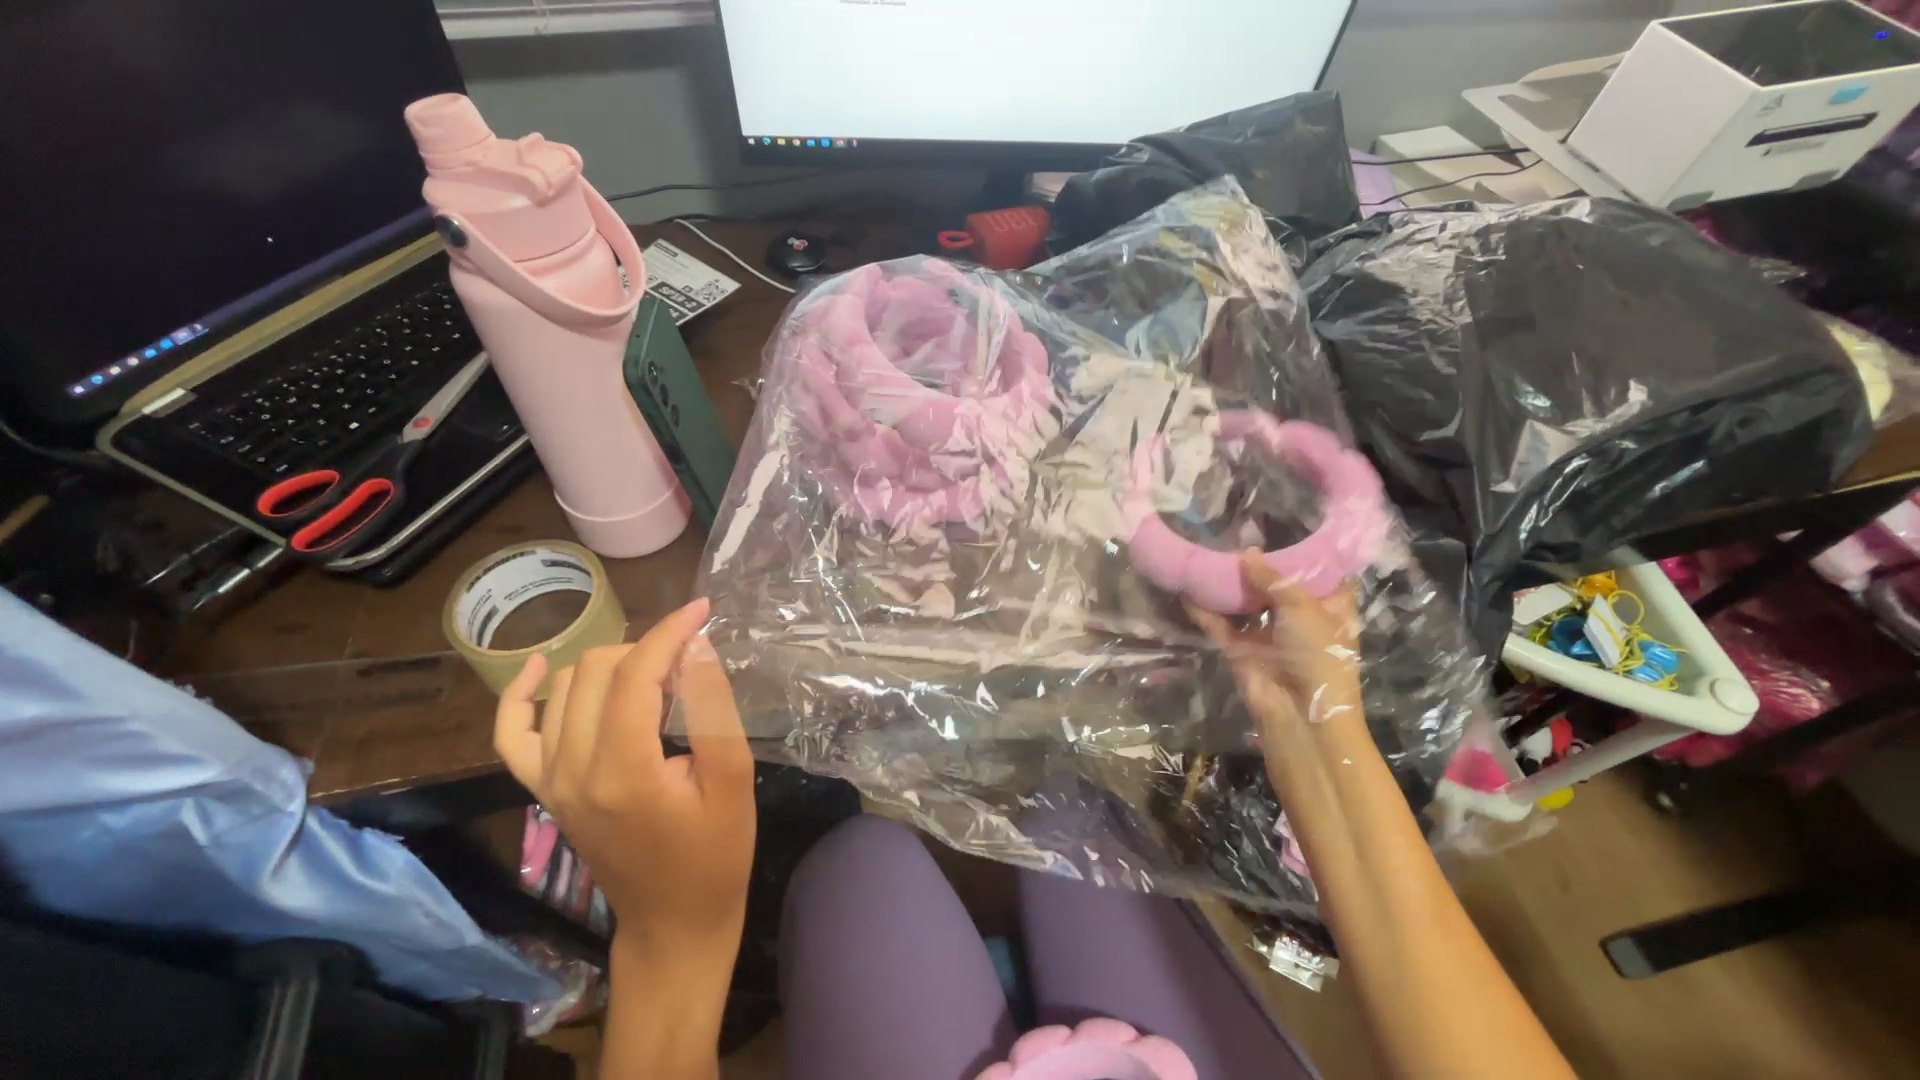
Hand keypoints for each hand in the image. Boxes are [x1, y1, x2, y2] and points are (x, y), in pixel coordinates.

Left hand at [494, 597, 755, 960]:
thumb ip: (712, 709)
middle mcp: (574, 770)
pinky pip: (513, 732)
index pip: (637, 675)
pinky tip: (544, 667)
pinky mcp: (543, 790)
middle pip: (598, 671)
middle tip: (690, 660)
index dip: (670, 633)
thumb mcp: (733, 780)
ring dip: (611, 665)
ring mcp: (550, 781)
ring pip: (566, 687)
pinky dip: (523, 695)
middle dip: (646, 649)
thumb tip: (695, 646)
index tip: (702, 610)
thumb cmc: (715, 854)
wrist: (674, 919)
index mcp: (625, 770)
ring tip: (656, 677)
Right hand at [1187, 550, 1364, 738]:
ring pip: (1246, 603)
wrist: (1298, 712)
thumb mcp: (1303, 607)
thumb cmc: (1318, 655)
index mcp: (1329, 608)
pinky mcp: (1240, 649)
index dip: (1309, 553)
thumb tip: (1247, 553)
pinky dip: (1204, 609)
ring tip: (1211, 551)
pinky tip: (1187, 587)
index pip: (1323, 574)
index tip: (1292, 526)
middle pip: (1278, 585)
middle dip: (1261, 564)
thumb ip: (1273, 578)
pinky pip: (1219, 624)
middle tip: (1238, 532)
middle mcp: (1299, 619)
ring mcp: (1268, 635)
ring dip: (1230, 583)